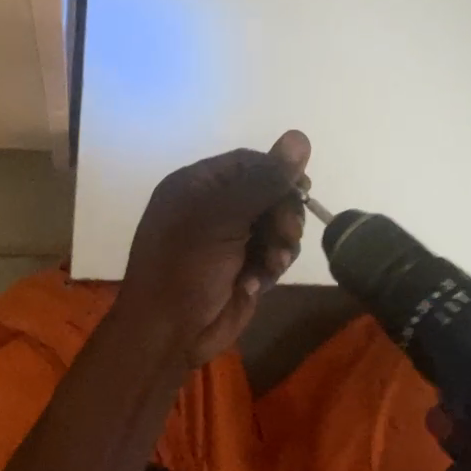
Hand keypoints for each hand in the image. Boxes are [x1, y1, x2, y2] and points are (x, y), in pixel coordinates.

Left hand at [118, 130, 310, 366]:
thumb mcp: (223, 218)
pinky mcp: (242, 268)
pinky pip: (272, 254)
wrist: (167, 333)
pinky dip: (271, 265)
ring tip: (271, 263)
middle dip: (282, 214)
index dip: (278, 173)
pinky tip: (258, 281)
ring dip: (280, 243)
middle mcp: (212, 208)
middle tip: (288, 234)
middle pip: (268, 193)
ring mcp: (228, 240)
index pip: (249, 163)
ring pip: (276, 226)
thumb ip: (265, 181)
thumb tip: (300, 137)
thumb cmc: (185, 267)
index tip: (303, 188)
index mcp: (197, 185)